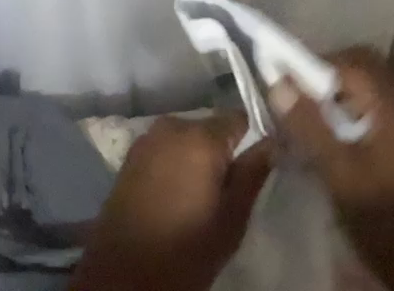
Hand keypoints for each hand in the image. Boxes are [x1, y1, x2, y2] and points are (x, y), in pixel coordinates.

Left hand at [70, 112, 272, 290]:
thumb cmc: (184, 250)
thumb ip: (253, 174)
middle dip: (223, 150)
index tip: (257, 163)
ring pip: (187, 138)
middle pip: (211, 127)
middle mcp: (173, 126)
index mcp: (202, 137)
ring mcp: (147, 139)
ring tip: (202, 192)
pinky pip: (165, 149)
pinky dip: (175, 163)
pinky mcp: (130, 156)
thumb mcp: (231, 219)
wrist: (121, 276)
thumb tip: (272, 142)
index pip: (240, 118)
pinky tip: (177, 192)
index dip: (253, 138)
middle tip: (228, 186)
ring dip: (197, 156)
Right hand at [271, 47, 393, 290]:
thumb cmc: (382, 219)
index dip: (315, 65)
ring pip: (369, 87)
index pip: (351, 60)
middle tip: (297, 102)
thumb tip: (279, 82)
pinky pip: (377, 107)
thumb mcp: (338, 173)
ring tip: (309, 121)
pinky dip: (352, 111)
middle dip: (326, 77)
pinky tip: (332, 140)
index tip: (286, 85)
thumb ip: (309, 125)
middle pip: (363, 68)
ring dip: (338, 95)